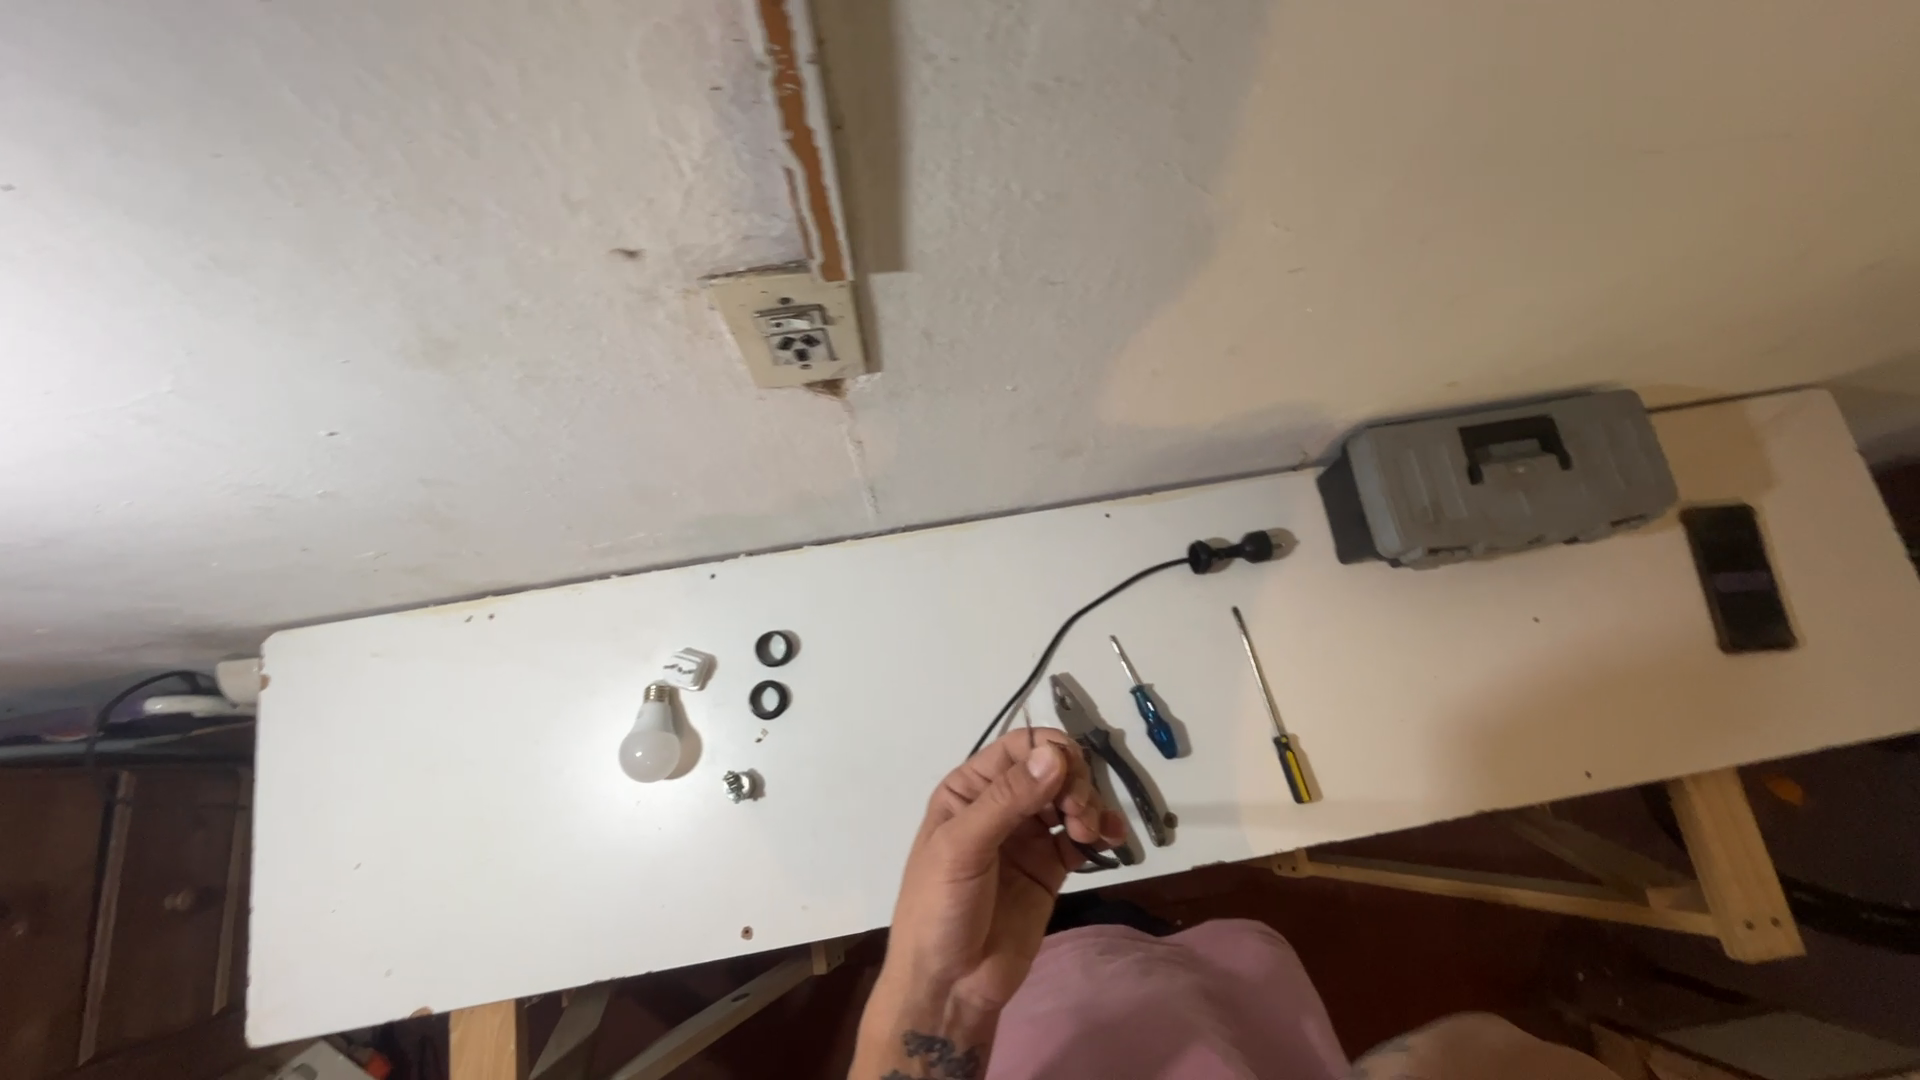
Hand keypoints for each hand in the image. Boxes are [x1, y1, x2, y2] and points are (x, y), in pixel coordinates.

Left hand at [851, 730, 1125, 1078]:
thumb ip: (1008, 800)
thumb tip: (1055, 755)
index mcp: (970, 789)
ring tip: (1090, 833)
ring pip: (1070, 799)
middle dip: (1074, 782)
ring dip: (1089, 806)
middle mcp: (1001, 805)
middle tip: (1078, 814)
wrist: (949, 987)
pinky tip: (1113, 840)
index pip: (1018, 748)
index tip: (1070, 775)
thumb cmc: (939, 908)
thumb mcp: (962, 848)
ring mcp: (1027, 836)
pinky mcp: (1049, 868)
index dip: (1049, 751)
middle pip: (1052, 769)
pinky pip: (1081, 837)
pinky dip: (1101, 832)